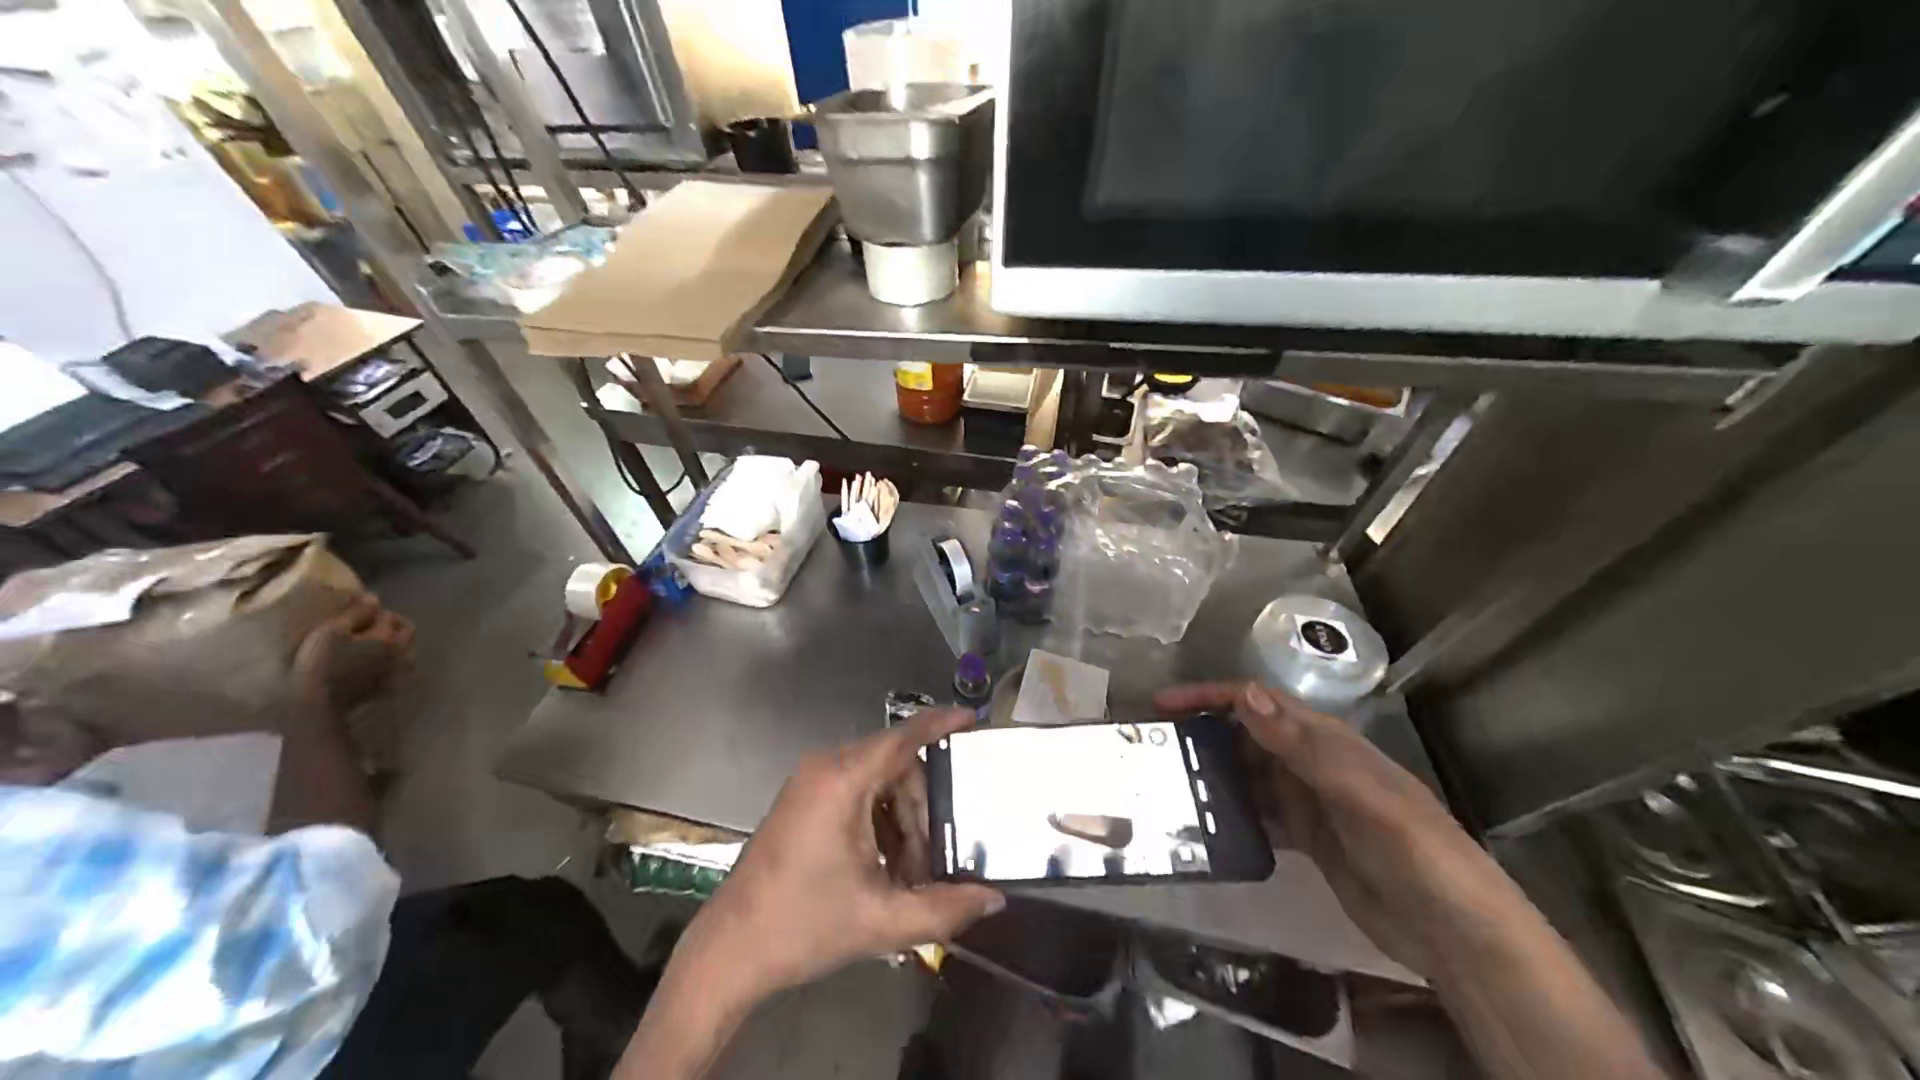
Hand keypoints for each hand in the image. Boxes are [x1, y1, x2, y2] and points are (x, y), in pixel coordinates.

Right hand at [291, 594, 414, 715]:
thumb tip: (373, 597)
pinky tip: (374, 659)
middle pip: (405, 629)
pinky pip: (401, 665)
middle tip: (367, 623)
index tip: (356, 609)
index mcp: (389, 638)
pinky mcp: (393, 686)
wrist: (318, 707)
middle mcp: (403, 653)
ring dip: (394, 639)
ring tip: (370, 640)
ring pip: (407, 647)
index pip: (387, 615)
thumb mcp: (330, 632)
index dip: (371, 610)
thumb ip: (356, 613)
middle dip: (391, 622)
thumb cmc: (320, 666)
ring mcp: (400, 671)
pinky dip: (393, 657)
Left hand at [668, 707, 1004, 1012]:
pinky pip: (858, 793)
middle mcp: (826, 768)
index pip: (902, 738)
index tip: (972, 719)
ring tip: (907, 874)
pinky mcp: (804, 800)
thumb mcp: (882, 921)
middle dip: (922, 811)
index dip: (940, 723)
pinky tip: (884, 867)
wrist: (729, 952)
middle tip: (931, 861)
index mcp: (843, 781)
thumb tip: (994, 898)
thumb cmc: (802, 927)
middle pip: (896, 767)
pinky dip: (880, 822)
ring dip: (902, 822)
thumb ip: (945, 908)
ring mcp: (811, 782)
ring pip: (879, 782)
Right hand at [1155, 681, 1528, 974]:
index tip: (1162, 705)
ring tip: (1166, 783)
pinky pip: (1257, 815)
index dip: (1209, 696)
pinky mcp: (1306, 838)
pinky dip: (1229, 814)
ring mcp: (1307, 802)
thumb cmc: (1415, 850)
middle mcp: (1310, 763)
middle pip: (1245, 736)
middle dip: (1201, 734)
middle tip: (1154, 748)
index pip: (1256, 703)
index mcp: (1324, 740)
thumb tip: (1245, 695)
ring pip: (1247, 775)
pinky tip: (1202, 824)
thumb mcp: (1360, 795)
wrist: (1457, 932)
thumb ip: (1302, 747)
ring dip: (1211, 774)